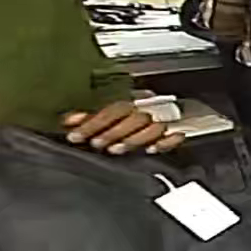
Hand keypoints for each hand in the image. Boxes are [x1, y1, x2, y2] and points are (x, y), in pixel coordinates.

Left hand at [62, 100, 184, 155]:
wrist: (171, 118)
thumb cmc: (126, 119)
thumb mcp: (104, 115)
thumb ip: (88, 117)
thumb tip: (70, 121)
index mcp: (133, 101)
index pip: (116, 108)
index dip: (95, 122)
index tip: (76, 137)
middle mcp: (151, 109)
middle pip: (137, 118)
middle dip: (114, 132)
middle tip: (97, 144)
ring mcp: (167, 121)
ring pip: (155, 128)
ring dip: (135, 139)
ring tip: (116, 149)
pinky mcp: (180, 132)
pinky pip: (177, 137)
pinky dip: (166, 142)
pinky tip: (152, 149)